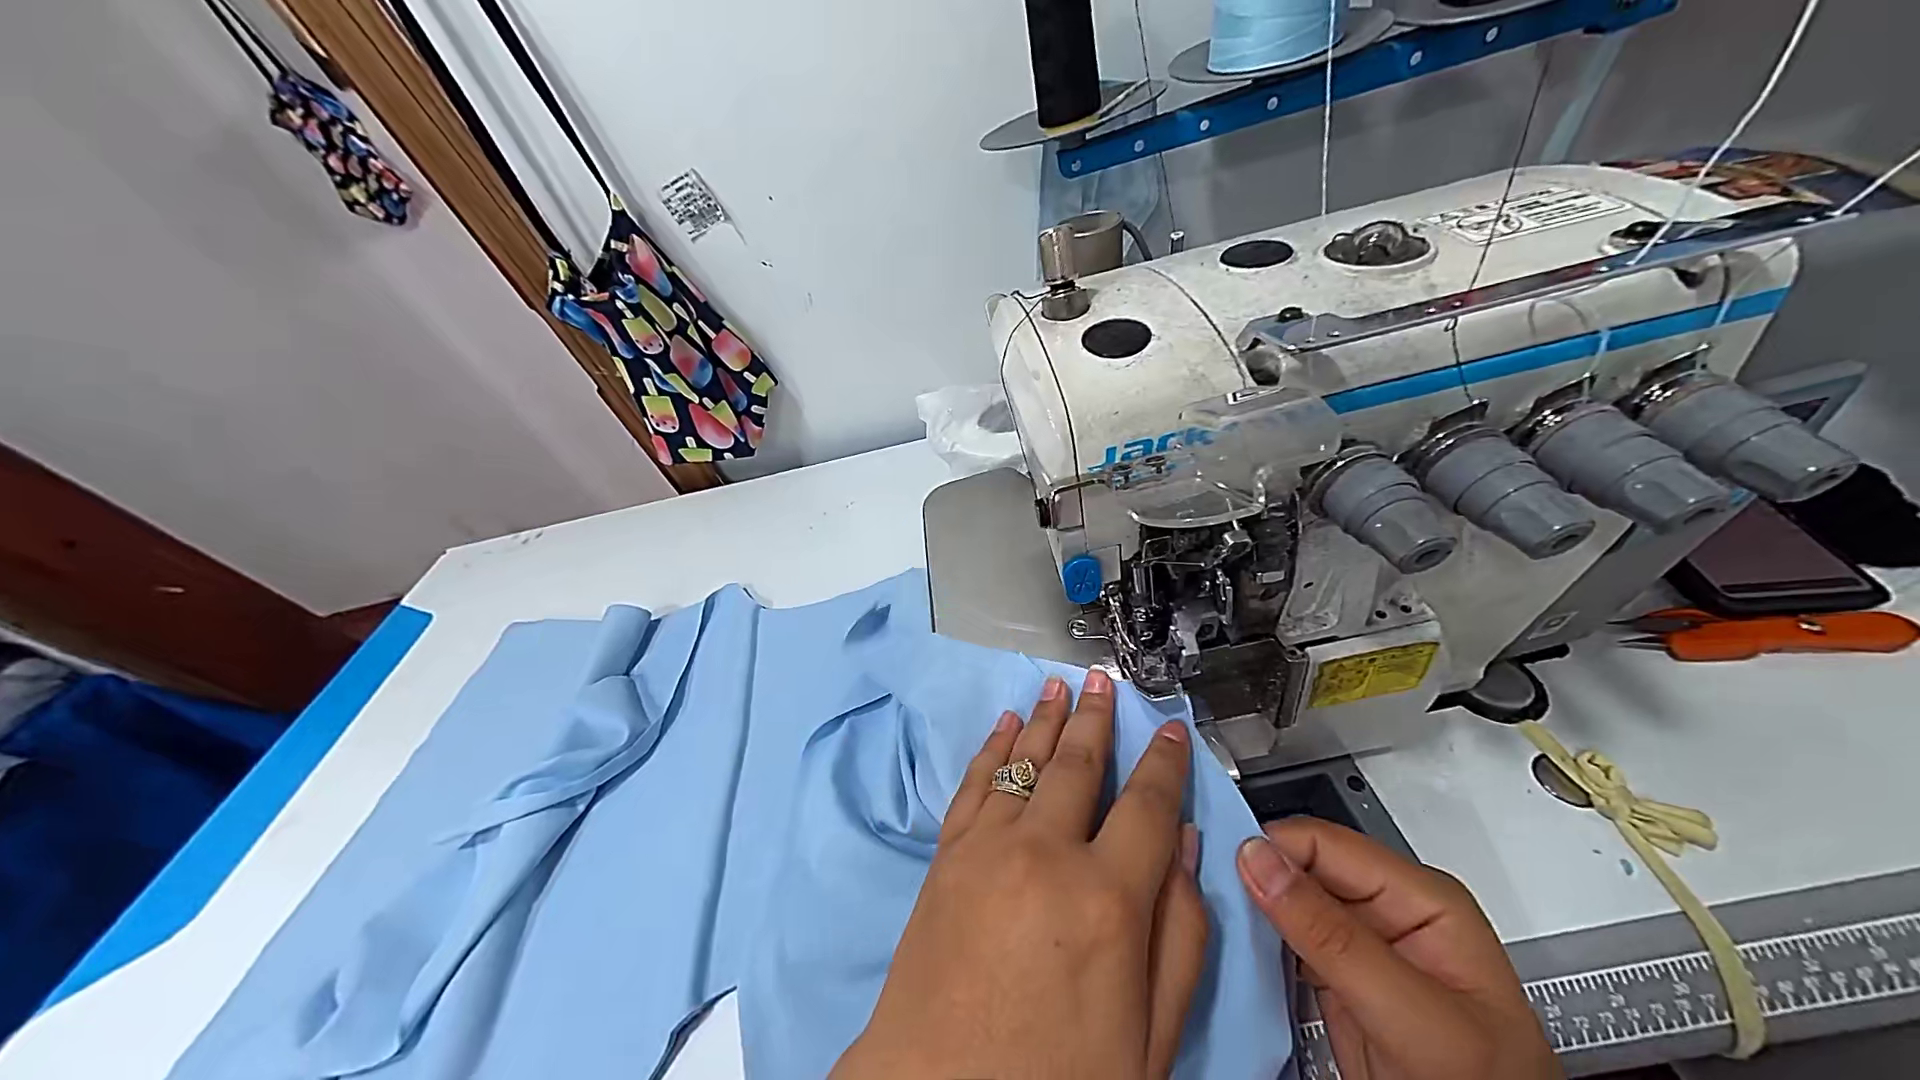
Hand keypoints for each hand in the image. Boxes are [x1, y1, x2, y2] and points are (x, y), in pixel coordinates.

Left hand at [833, 669, 1207, 1079]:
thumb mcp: (1150, 1033)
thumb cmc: (1056, 1078)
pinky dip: (992, 749)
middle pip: (1079, 766)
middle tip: (1102, 682)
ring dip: (1045, 721)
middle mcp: (1044, 854)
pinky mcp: (946, 856)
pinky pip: (974, 785)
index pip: (1147, 806)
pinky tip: (1005, 727)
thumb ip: (1180, 936)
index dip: (1164, 764)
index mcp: (1107, 898)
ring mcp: (987, 848)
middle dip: (1096, 719)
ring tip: (1059, 687)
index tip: (1169, 732)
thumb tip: (1187, 846)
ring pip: (1024, 763)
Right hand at [1236, 819, 1559, 1079]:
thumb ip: (1334, 935)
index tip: (1220, 866)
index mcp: (1418, 897)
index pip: (1321, 842)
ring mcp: (1355, 942)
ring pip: (1281, 898)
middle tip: (1208, 892)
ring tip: (1215, 917)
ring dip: (1249, 908)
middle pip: (1297, 864)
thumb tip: (1260, 860)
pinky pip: (1280, 937)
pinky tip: (1236, 947)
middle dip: (1252, 876)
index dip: (1268, 849)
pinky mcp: (1332, 973)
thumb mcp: (1412, 1015)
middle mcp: (1384, 909)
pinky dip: (1254, 940)